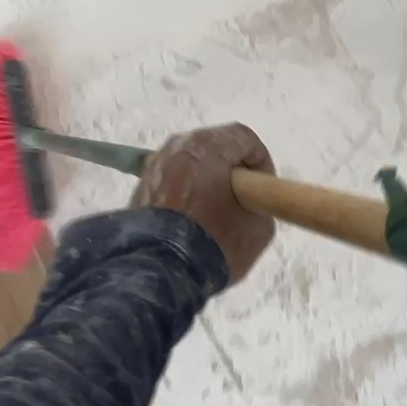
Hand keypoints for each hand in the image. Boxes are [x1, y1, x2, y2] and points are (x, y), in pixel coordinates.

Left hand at [130, 123, 275, 284]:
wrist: (160, 268)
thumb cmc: (214, 242)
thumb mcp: (259, 228)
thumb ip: (260, 201)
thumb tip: (248, 199)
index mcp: (208, 146)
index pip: (244, 138)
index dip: (261, 162)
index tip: (264, 189)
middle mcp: (179, 144)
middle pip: (216, 145)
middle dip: (233, 168)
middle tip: (244, 200)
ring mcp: (157, 161)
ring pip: (193, 160)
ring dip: (209, 177)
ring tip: (217, 211)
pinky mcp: (143, 181)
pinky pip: (174, 176)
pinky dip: (187, 189)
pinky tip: (193, 217)